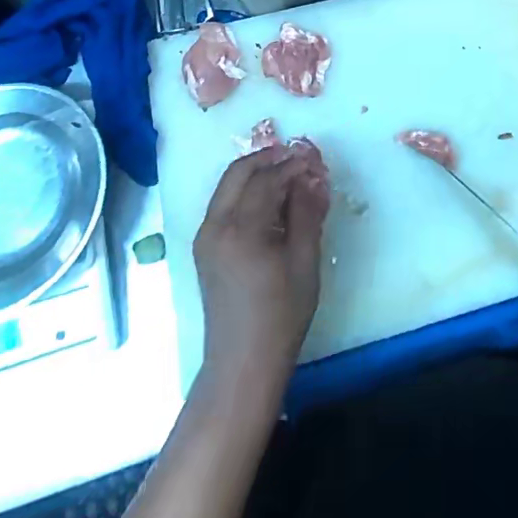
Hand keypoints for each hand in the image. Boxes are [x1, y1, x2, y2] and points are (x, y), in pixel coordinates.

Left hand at [194, 141, 329, 378]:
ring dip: (254, 174)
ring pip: (227, 187)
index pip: (266, 180)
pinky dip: (244, 193)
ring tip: (285, 175)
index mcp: (241, 228)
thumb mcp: (304, 262)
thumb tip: (311, 178)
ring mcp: (205, 236)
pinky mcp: (204, 248)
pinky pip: (223, 205)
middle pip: (238, 174)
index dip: (290, 166)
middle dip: (266, 160)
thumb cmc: (280, 314)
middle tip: (295, 156)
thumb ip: (306, 214)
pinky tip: (267, 202)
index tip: (313, 160)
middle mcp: (215, 224)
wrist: (242, 360)